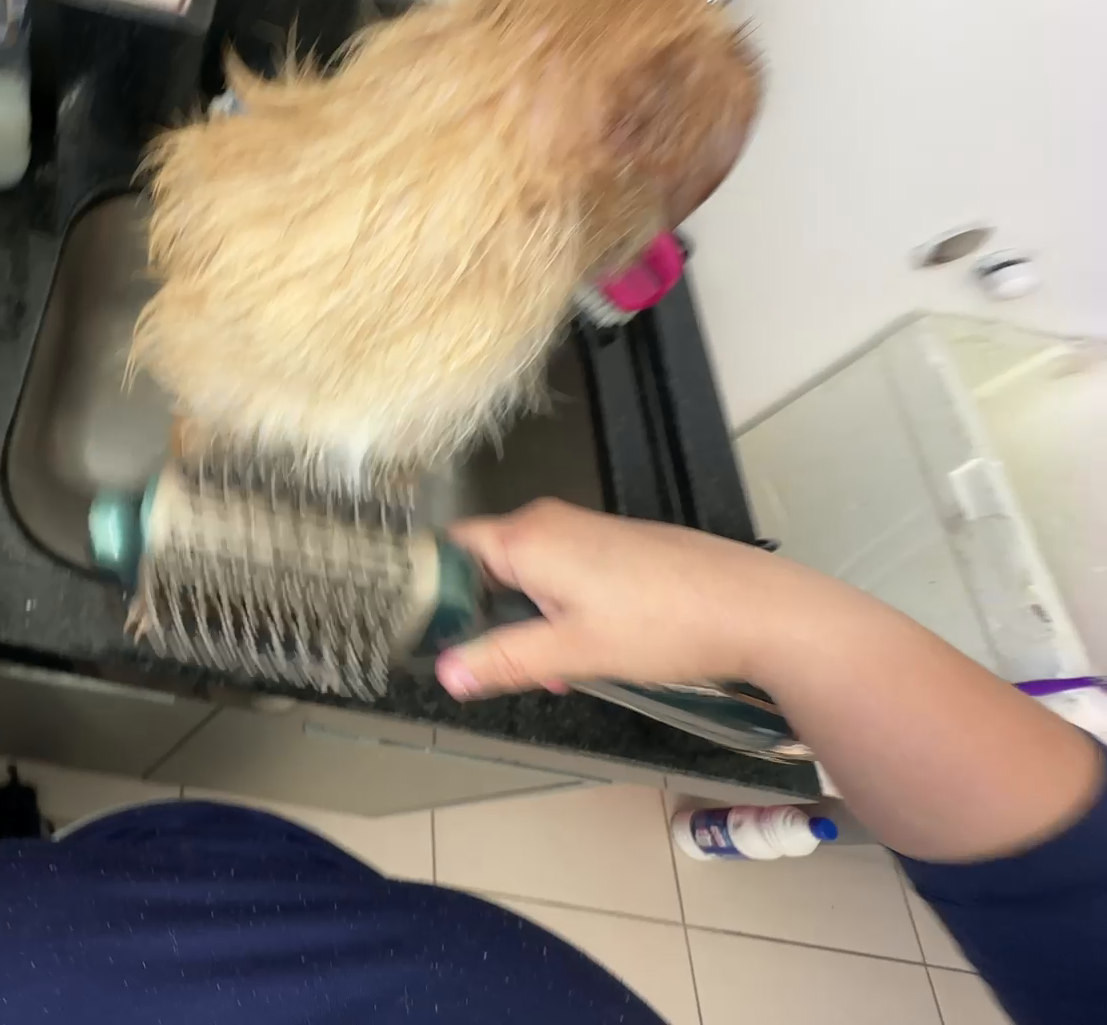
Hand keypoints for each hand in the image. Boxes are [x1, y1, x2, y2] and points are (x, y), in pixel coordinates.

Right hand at [435, 500, 833, 698]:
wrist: (765, 610)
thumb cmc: (665, 624)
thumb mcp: (573, 651)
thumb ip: (502, 660)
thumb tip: (445, 673)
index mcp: (525, 538)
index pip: (448, 547)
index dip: (432, 585)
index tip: (430, 627)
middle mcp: (546, 522)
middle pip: (484, 562)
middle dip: (485, 614)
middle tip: (498, 661)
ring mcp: (581, 529)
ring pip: (522, 571)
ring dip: (522, 617)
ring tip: (550, 666)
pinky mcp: (609, 543)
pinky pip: (555, 569)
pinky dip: (553, 606)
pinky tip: (584, 645)